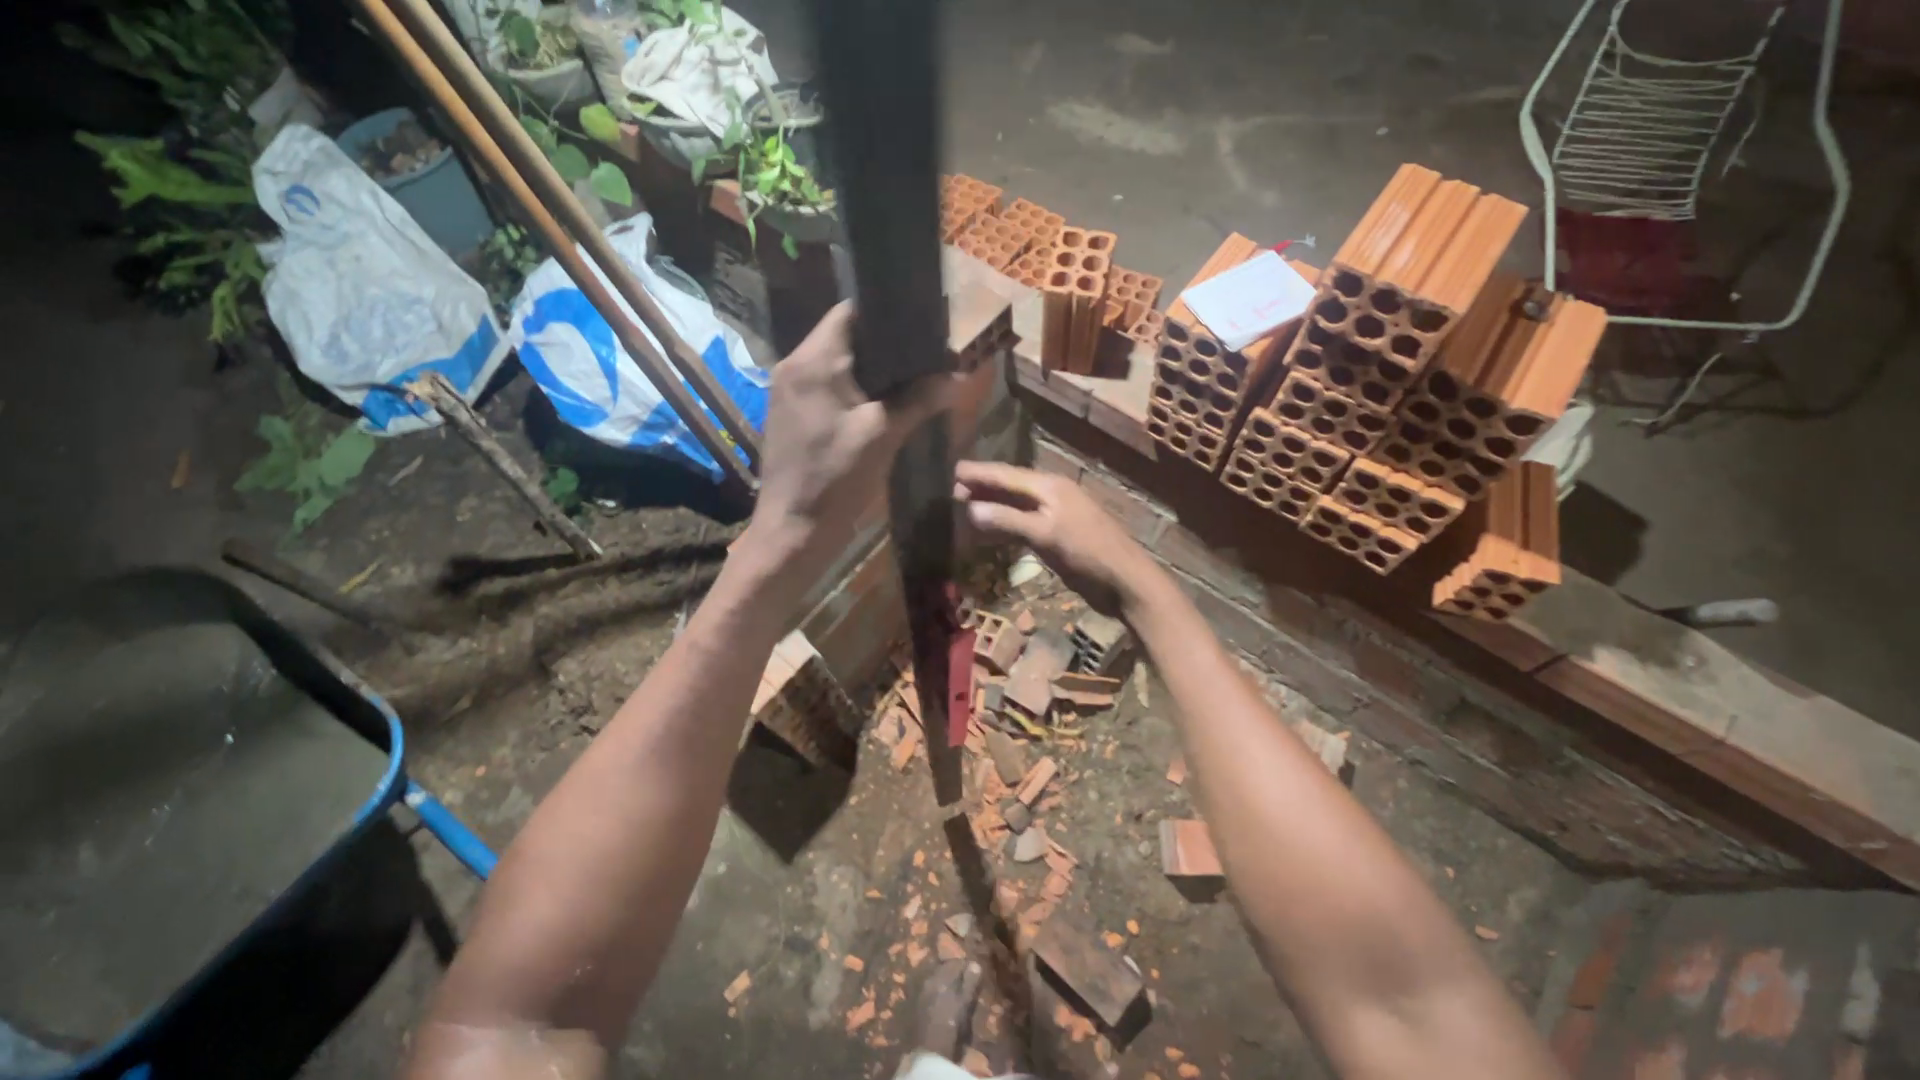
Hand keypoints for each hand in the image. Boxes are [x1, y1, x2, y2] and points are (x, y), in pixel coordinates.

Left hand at [738, 302, 959, 583]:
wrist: (794, 529)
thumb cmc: (836, 478)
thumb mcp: (883, 435)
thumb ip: (919, 399)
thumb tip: (957, 375)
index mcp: (812, 362)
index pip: (849, 312)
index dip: (887, 311)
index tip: (922, 321)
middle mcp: (794, 366)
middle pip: (844, 335)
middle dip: (885, 342)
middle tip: (926, 351)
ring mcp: (789, 391)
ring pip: (837, 362)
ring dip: (872, 367)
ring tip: (912, 375)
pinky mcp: (792, 414)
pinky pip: (828, 386)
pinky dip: (855, 387)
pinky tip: (884, 403)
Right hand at [954, 460, 1161, 615]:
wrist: (1126, 583)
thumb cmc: (1089, 554)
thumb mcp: (1046, 535)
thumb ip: (1009, 521)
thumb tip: (970, 508)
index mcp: (1050, 487)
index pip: (1006, 474)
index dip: (978, 473)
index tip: (950, 471)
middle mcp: (1051, 496)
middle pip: (1009, 487)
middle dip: (981, 489)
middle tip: (949, 492)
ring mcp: (1055, 517)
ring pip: (1015, 507)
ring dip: (991, 508)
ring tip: (962, 510)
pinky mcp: (1057, 538)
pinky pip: (1023, 526)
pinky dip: (1004, 527)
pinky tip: (988, 534)